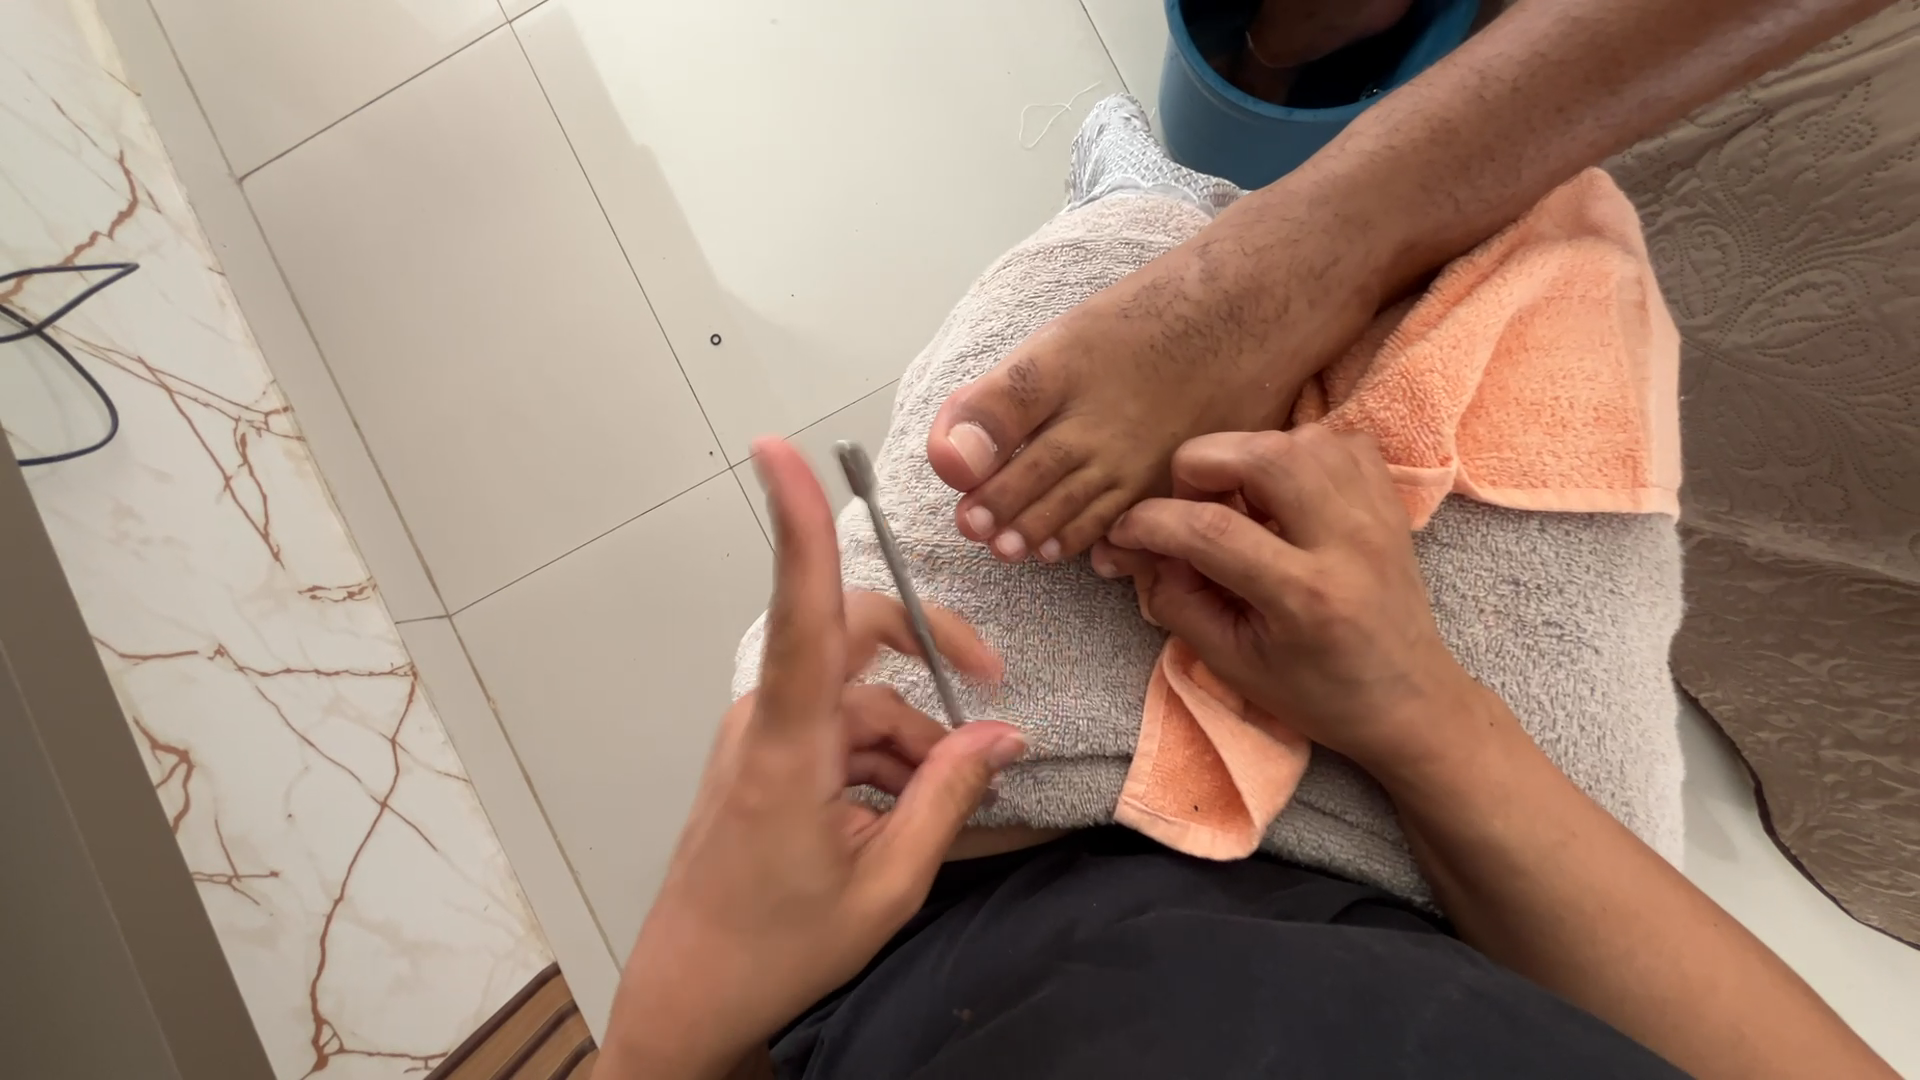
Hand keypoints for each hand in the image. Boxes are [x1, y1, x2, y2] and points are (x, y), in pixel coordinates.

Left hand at [599, 438, 1025, 1079]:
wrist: (689, 1001)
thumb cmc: (778, 950)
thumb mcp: (887, 881)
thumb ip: (948, 797)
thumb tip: (1004, 737)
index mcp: (790, 747)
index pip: (801, 615)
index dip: (796, 528)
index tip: (776, 454)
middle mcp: (771, 720)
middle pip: (857, 641)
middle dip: (930, 657)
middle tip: (991, 687)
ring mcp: (766, 734)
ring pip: (862, 697)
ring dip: (911, 739)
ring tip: (937, 805)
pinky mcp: (767, 751)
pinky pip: (841, 725)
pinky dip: (883, 755)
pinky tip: (901, 807)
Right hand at [1093, 425, 1484, 777]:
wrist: (1409, 701)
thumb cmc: (1313, 692)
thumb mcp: (1228, 661)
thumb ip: (1174, 598)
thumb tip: (1133, 547)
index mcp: (1304, 596)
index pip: (1208, 530)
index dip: (1148, 522)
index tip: (1123, 534)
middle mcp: (1347, 539)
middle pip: (1259, 456)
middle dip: (1197, 471)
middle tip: (1190, 512)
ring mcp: (1375, 512)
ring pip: (1294, 438)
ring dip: (1242, 459)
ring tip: (1234, 503)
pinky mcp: (1388, 499)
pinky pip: (1333, 440)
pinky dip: (1291, 453)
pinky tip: (1278, 492)